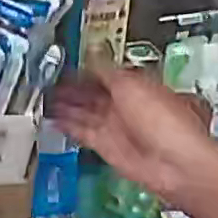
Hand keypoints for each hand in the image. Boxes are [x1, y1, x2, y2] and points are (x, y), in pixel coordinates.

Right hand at [48, 63, 217, 208]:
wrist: (171, 162)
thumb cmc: (165, 123)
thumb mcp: (132, 86)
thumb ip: (107, 72)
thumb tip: (93, 55)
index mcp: (137, 87)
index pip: (105, 74)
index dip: (86, 70)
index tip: (67, 65)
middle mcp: (125, 106)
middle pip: (92, 94)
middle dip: (72, 88)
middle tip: (51, 83)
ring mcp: (115, 127)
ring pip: (84, 113)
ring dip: (65, 106)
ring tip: (46, 100)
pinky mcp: (105, 146)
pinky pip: (81, 133)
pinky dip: (67, 126)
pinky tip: (54, 120)